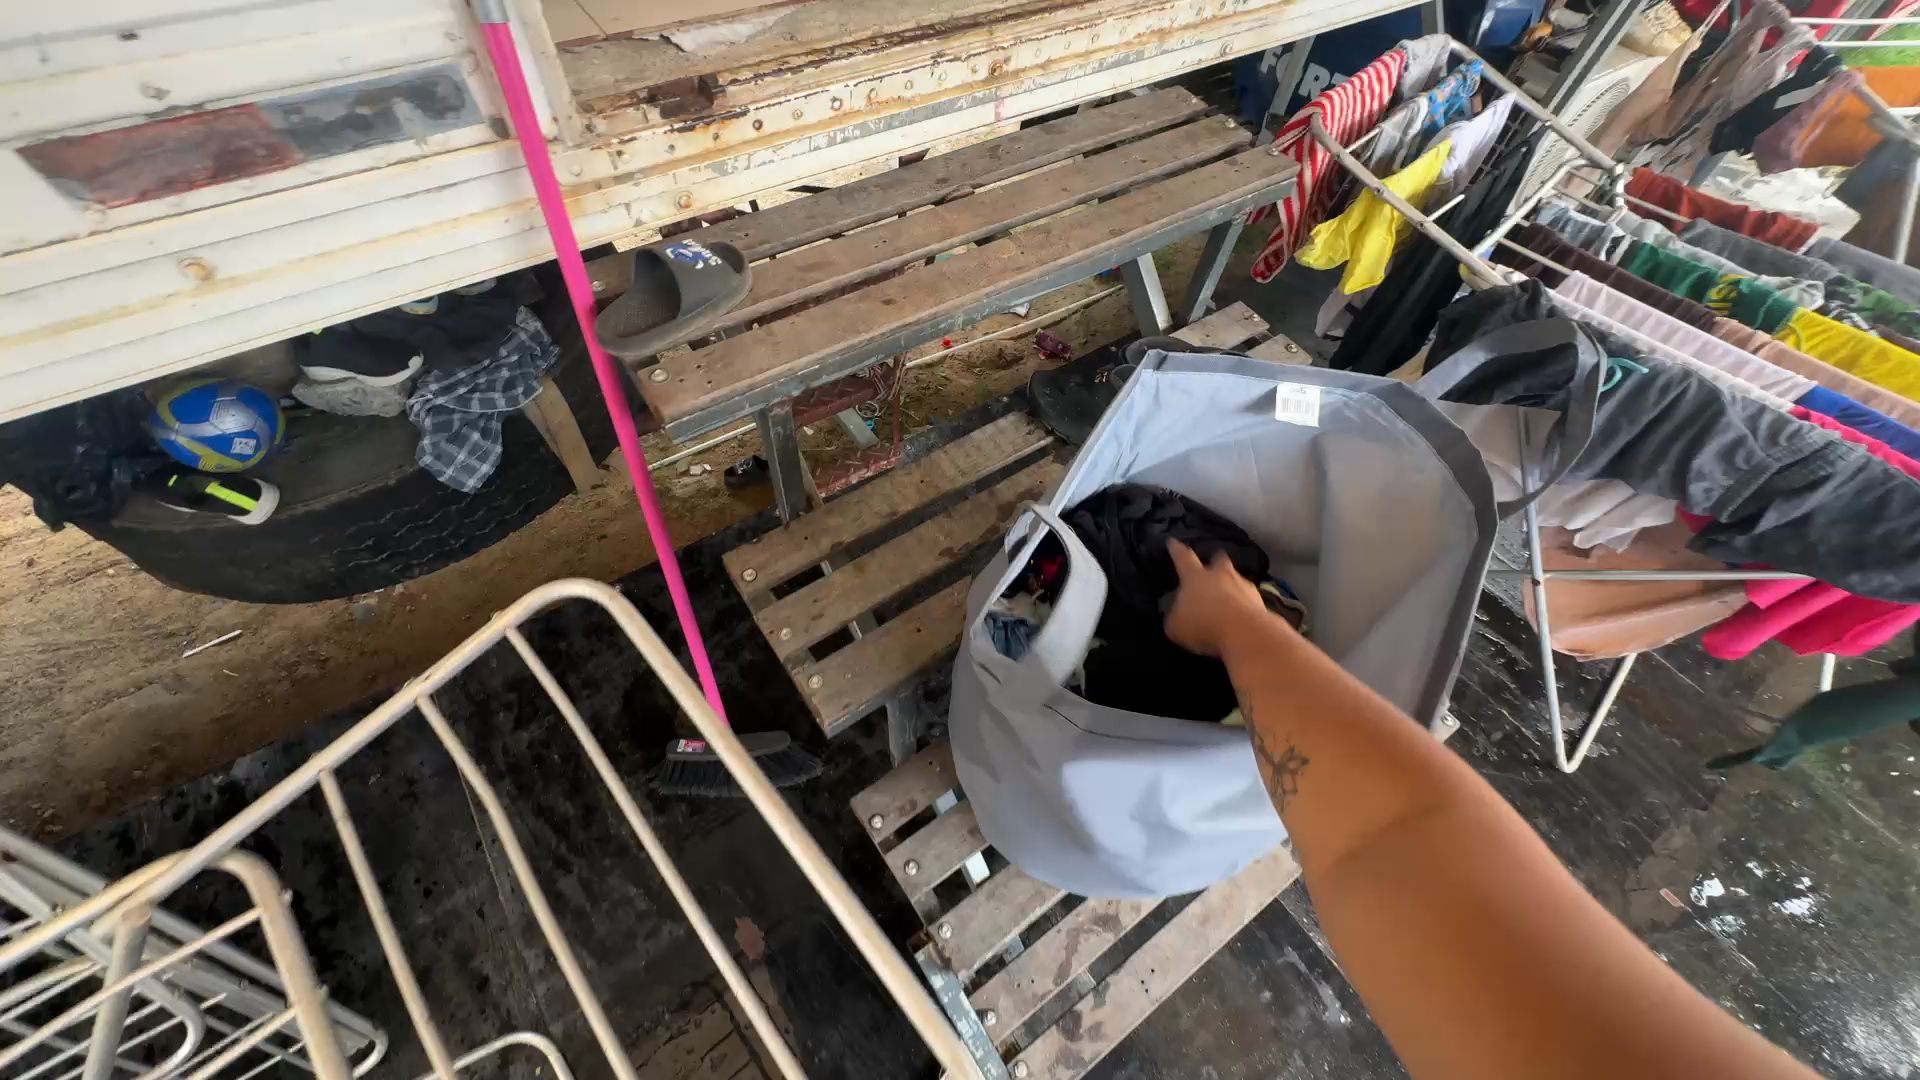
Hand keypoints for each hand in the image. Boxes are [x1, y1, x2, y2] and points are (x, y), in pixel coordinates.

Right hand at [1164, 538, 1273, 657]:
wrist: (1245, 633)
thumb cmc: (1203, 624)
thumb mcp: (1175, 626)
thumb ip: (1175, 616)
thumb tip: (1176, 613)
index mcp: (1195, 577)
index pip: (1183, 558)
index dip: (1176, 549)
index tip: (1173, 541)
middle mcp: (1220, 575)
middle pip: (1219, 560)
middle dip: (1216, 560)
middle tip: (1214, 563)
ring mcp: (1243, 586)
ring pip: (1237, 578)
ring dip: (1232, 584)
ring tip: (1229, 594)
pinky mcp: (1260, 602)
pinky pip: (1249, 598)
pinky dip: (1245, 603)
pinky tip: (1241, 614)